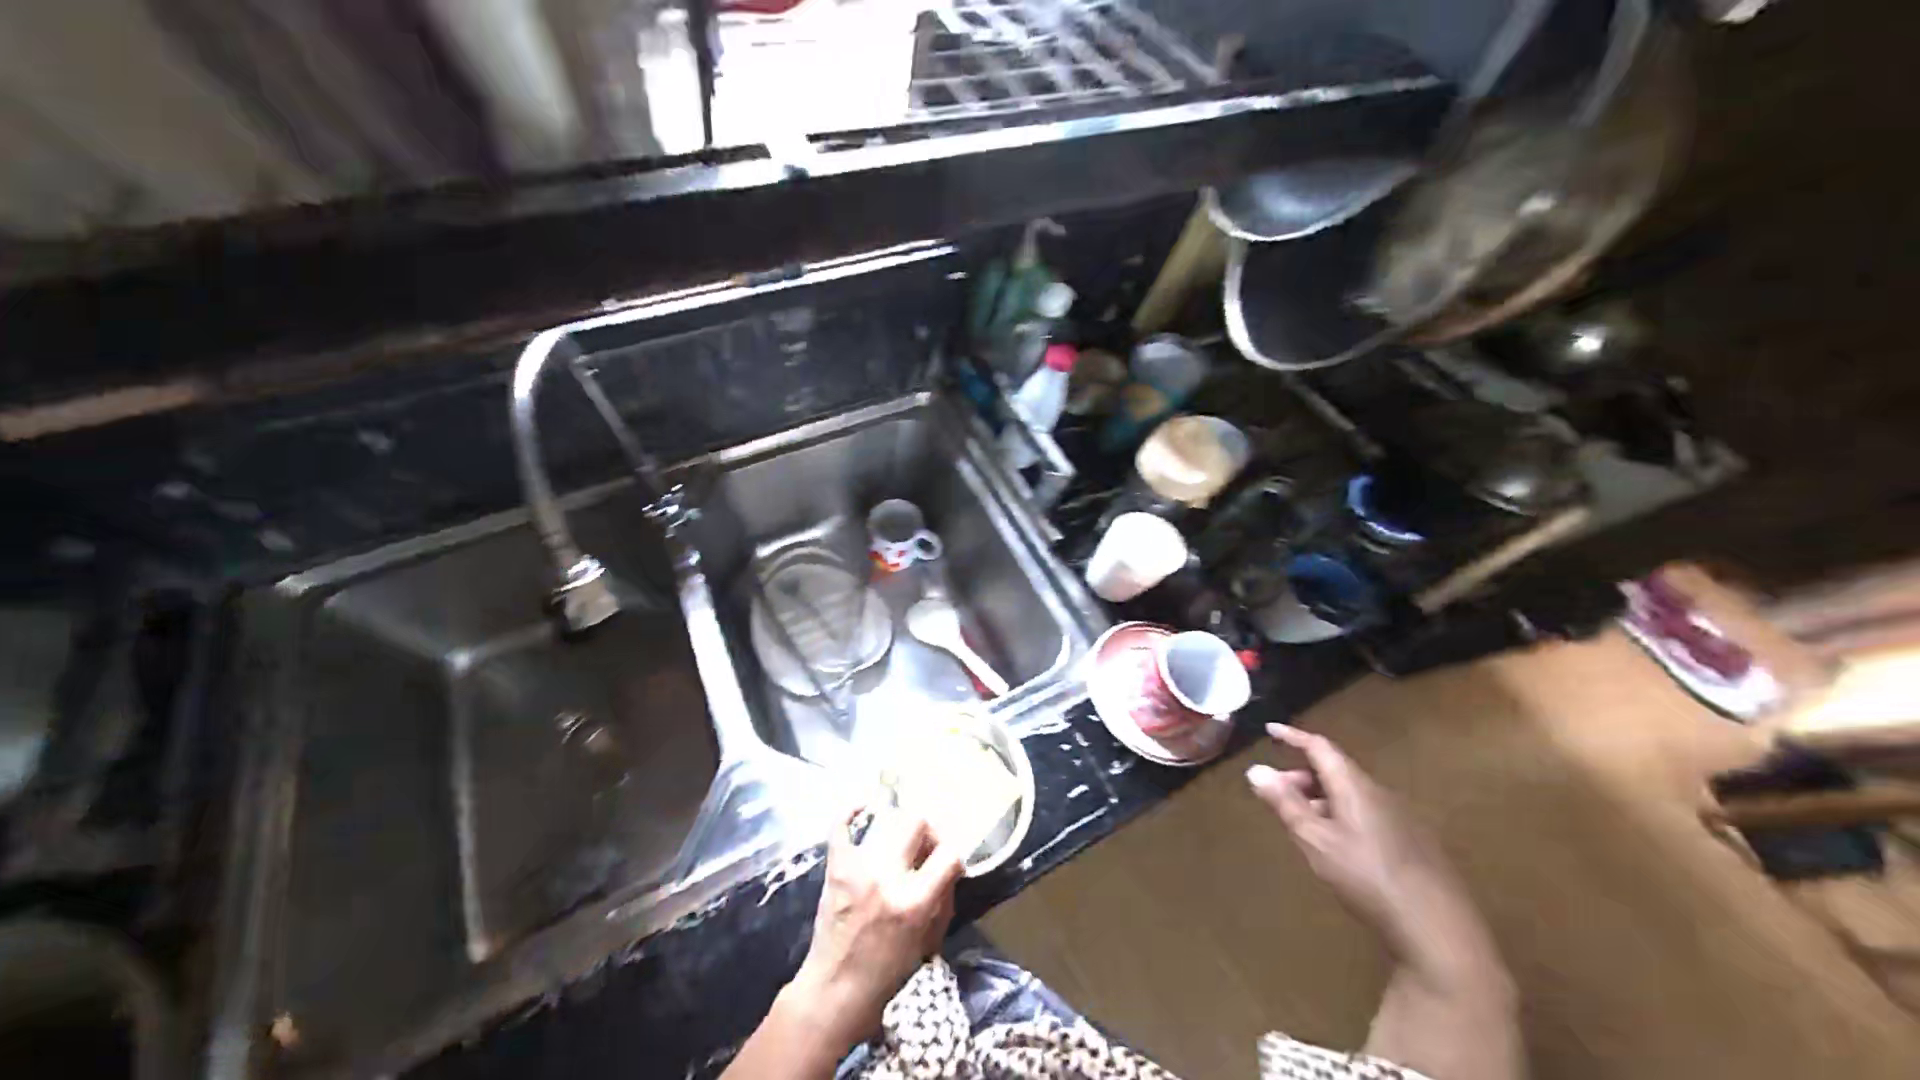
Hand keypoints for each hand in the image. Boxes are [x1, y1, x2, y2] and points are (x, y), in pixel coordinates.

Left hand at [783, 803, 965, 1052]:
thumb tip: (948, 866)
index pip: (949, 855)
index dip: (953, 856)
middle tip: (926, 847)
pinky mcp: (836, 868)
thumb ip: (941, 898)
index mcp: (915, 903)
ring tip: (900, 840)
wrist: (836, 990)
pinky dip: (851, 814)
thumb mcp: (928, 940)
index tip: (949, 862)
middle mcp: (888, 878)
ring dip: (900, 828)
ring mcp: (859, 869)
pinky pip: (841, 828)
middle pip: (917, 823)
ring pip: (888, 821)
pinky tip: (862, 809)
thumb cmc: (888, 973)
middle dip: (929, 831)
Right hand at [1245, 724, 1487, 972]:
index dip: (1293, 736)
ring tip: (1302, 823)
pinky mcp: (1412, 842)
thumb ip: (1285, 804)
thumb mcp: (1315, 840)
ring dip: (1320, 798)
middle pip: (1335, 771)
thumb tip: (1256, 769)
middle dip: (1302, 775)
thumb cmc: (1366, 876)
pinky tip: (1336, 846)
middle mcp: (1379, 793)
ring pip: (1350, 794)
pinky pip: (1366, 813)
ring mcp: (1400, 818)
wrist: (1436, 927)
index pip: (1320, 747)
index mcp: (1355, 786)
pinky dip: (1341, 815)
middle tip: (1277, 793)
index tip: (1270, 729)